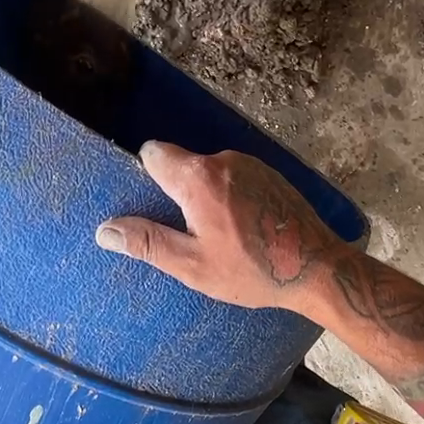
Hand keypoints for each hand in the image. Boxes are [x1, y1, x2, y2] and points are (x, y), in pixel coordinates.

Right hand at [95, 141, 344, 310]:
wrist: (319, 268)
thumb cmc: (253, 271)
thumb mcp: (192, 265)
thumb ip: (147, 243)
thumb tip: (105, 230)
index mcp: (199, 177)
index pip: (153, 152)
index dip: (148, 176)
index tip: (156, 207)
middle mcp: (223, 159)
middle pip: (182, 163)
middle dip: (178, 194)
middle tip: (192, 233)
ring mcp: (250, 164)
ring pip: (208, 172)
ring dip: (206, 197)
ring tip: (223, 236)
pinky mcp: (269, 173)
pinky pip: (233, 177)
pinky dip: (230, 197)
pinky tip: (245, 228)